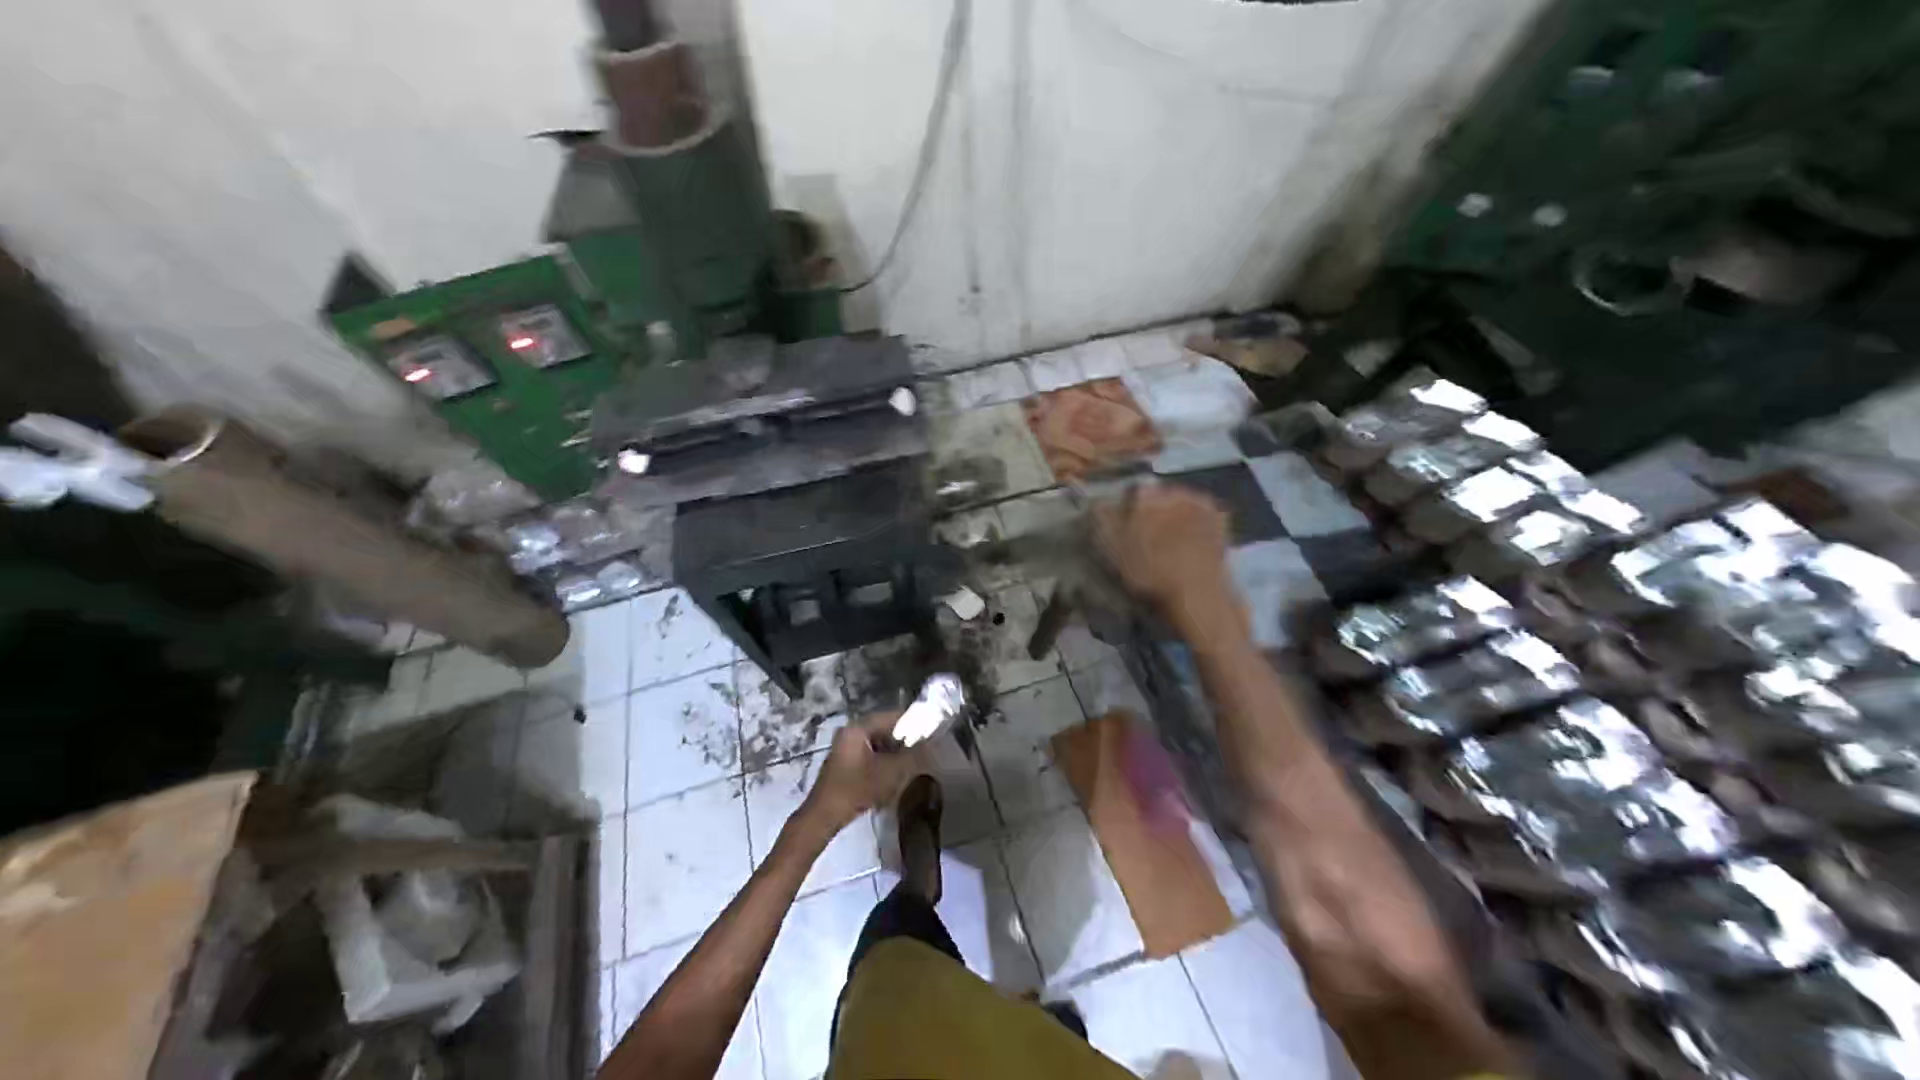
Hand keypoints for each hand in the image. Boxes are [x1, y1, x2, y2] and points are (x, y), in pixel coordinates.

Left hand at [797, 713, 923, 836]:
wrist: (824, 816)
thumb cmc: (856, 789)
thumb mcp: (890, 772)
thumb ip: (913, 755)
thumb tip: (931, 743)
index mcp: (858, 728)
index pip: (892, 716)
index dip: (913, 722)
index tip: (931, 731)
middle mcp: (850, 732)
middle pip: (885, 729)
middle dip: (905, 740)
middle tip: (925, 749)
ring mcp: (846, 748)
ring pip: (878, 744)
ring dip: (895, 752)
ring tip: (912, 763)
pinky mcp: (845, 764)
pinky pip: (870, 755)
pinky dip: (884, 762)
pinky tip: (894, 776)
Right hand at [1093, 483, 1233, 613]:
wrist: (1198, 591)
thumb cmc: (1150, 571)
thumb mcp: (1114, 550)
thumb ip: (1104, 521)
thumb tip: (1097, 501)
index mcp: (1147, 495)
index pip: (1132, 492)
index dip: (1129, 509)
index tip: (1128, 526)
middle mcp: (1174, 490)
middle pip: (1159, 494)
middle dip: (1154, 509)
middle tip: (1151, 535)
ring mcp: (1201, 501)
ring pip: (1182, 501)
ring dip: (1176, 514)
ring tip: (1174, 540)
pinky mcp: (1221, 516)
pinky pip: (1203, 512)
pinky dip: (1197, 521)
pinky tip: (1194, 539)